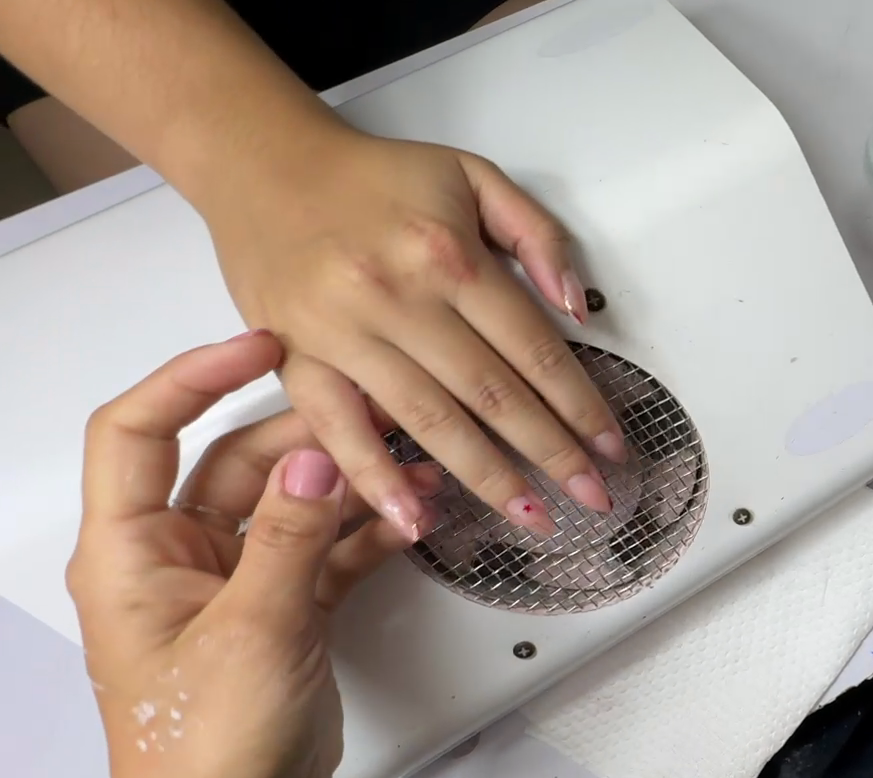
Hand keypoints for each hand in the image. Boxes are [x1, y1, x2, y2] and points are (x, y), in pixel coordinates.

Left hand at [67, 331, 420, 777]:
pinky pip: (335, 549)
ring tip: (420, 459)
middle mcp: (181, 557)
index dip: (192, 378)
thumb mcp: (253, 630)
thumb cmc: (207, 743)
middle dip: (309, 434)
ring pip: (300, 506)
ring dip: (356, 484)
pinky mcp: (294, 609)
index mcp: (131, 552)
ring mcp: (245, 582)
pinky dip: (376, 530)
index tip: (264, 345)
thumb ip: (290, 540)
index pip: (137, 432)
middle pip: (241, 464)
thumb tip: (318, 459)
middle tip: (380, 408)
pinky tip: (419, 513)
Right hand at [203, 129, 629, 542]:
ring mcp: (342, 334)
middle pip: (495, 397)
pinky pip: (337, 429)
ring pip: (432, 423)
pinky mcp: (294, 357)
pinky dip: (375, 479)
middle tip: (596, 499)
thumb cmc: (385, 179)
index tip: (614, 448)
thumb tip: (579, 312)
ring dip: (490, 479)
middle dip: (554, 455)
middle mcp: (398, 300)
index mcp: (452, 259)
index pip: (537, 353)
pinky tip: (417, 523)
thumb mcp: (478, 180)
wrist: (257, 158)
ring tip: (538, 520)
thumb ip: (541, 238)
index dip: (582, 407)